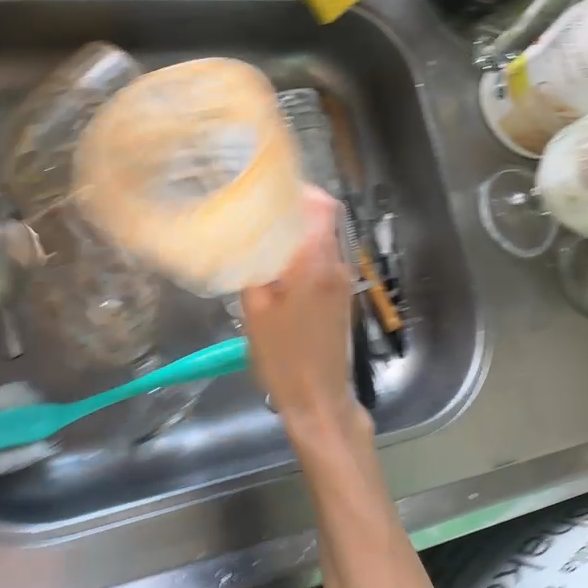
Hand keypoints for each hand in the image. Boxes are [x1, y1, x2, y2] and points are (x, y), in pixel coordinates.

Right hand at [241, 186, 358, 424]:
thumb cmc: (283, 357)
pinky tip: (278, 265)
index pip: (323, 207)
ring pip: (325, 239)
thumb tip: (244, 239)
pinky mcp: (342, 297)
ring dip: (300, 232)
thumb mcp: (255, 311)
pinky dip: (305, 252)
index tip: (274, 188)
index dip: (303, 191)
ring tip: (265, 235)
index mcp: (316, 263)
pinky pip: (325, 259)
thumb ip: (253, 268)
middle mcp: (337, 265)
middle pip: (325, 219)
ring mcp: (343, 282)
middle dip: (296, 209)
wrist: (319, 399)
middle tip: (261, 209)